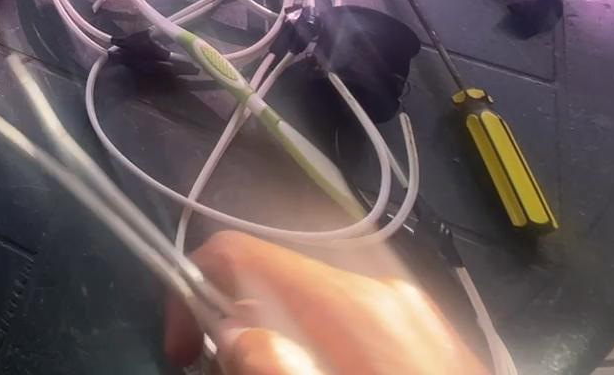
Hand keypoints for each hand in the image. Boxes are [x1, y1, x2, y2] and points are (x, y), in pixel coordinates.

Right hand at [166, 232, 488, 374]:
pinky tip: (321, 368)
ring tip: (274, 368)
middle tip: (231, 370)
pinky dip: (314, 336)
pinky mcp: (432, 335)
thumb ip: (272, 366)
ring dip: (273, 329)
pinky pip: (344, 315)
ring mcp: (410, 308)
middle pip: (270, 273)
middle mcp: (378, 286)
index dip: (193, 285)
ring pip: (306, 295)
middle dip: (236, 318)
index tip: (181, 346)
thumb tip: (228, 330)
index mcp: (351, 301)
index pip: (238, 251)